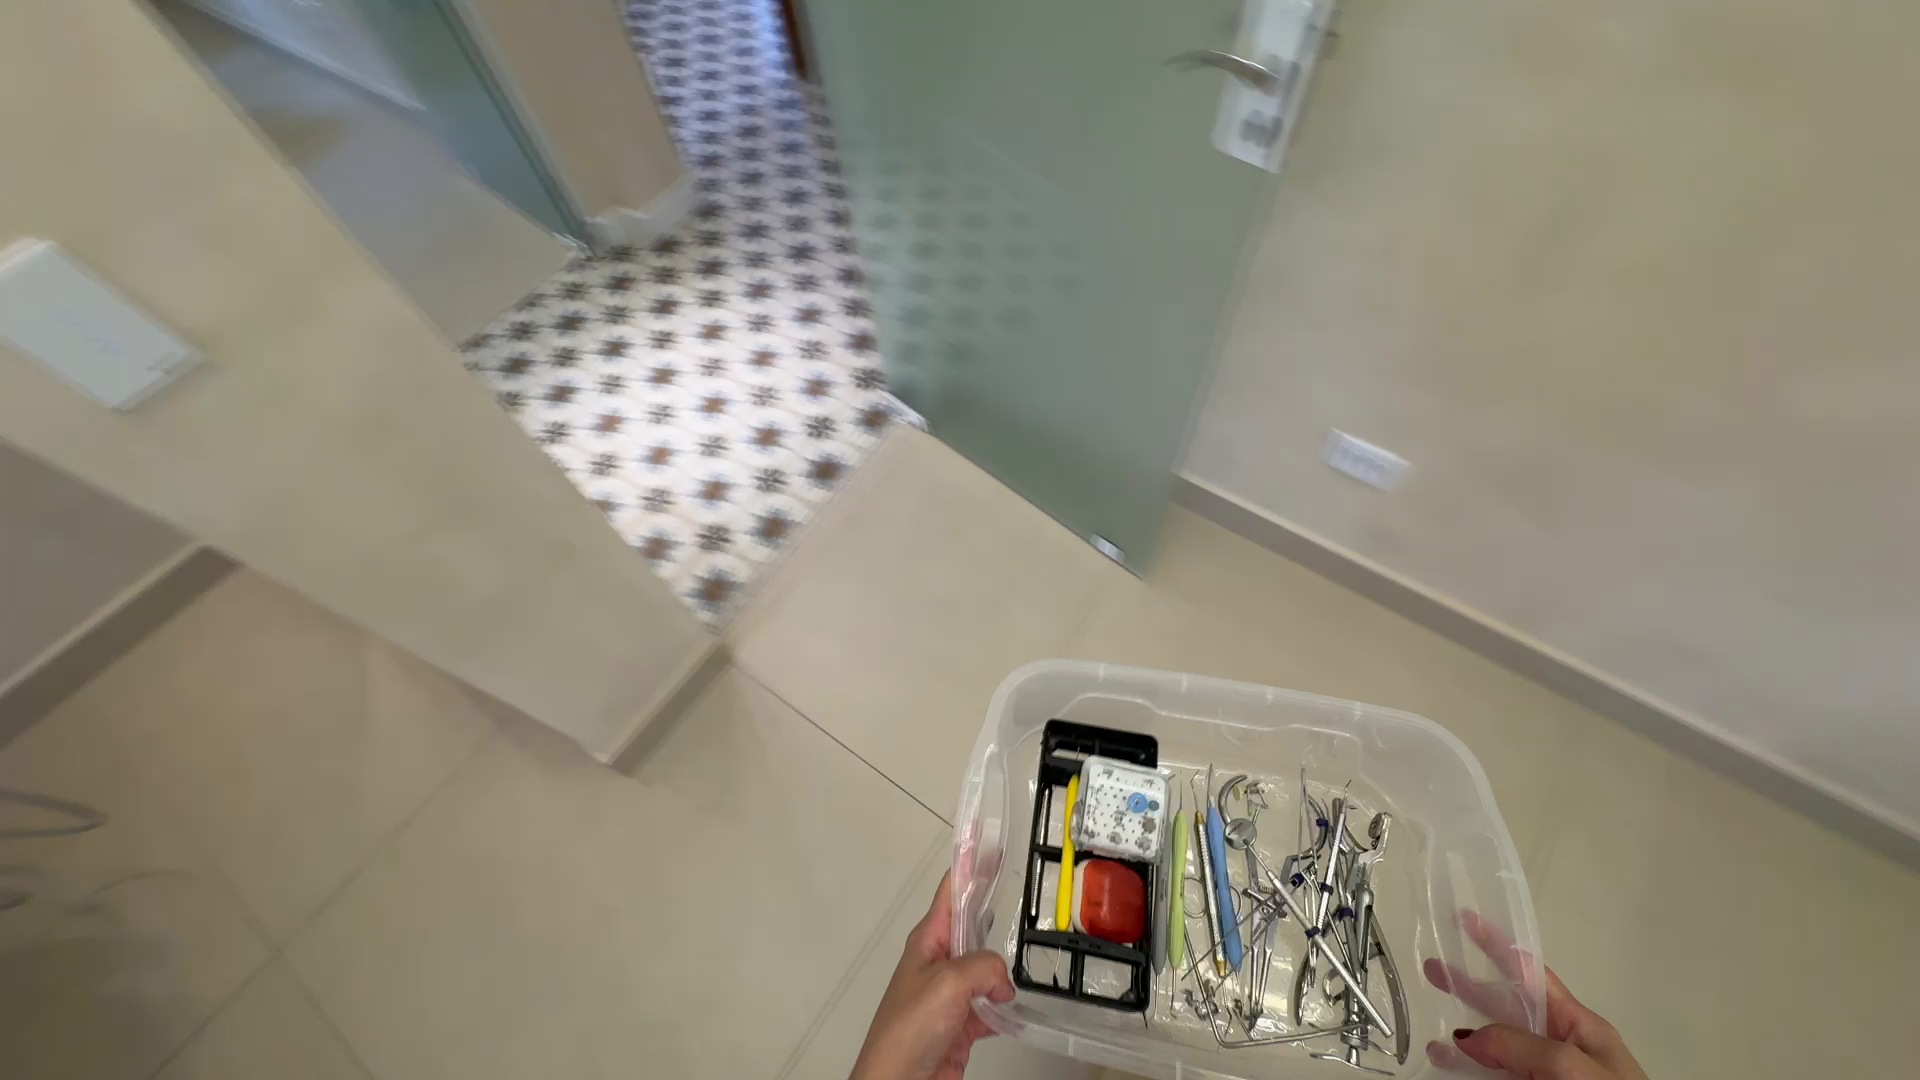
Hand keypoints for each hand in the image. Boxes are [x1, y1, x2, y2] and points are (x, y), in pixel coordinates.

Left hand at [850, 871, 1015, 1079]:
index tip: (984, 837)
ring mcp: (951, 992)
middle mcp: (940, 959)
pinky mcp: (961, 1023)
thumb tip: (1003, 979)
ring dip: (1003, 964)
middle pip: (971, 923)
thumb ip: (982, 967)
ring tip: (1025, 950)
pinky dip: (1005, 1008)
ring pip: (985, 966)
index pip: (952, 889)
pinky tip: (1017, 1009)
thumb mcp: (947, 983)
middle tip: (1012, 880)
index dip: (969, 862)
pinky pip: (990, 1005)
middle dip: (991, 904)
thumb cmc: (908, 1028)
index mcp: (929, 938)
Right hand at [1424, 911, 1648, 1079]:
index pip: (1529, 972)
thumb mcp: (1572, 1067)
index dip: (1496, 943)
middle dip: (1467, 986)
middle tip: (1430, 970)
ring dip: (1463, 1040)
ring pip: (1497, 1047)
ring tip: (1433, 1040)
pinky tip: (1446, 1066)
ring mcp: (1549, 1074)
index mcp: (1578, 1025)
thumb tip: (1467, 1038)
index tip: (1464, 917)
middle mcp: (1561, 1046)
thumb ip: (1520, 1043)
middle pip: (1506, 1006)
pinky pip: (1496, 1076)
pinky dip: (1468, 1070)